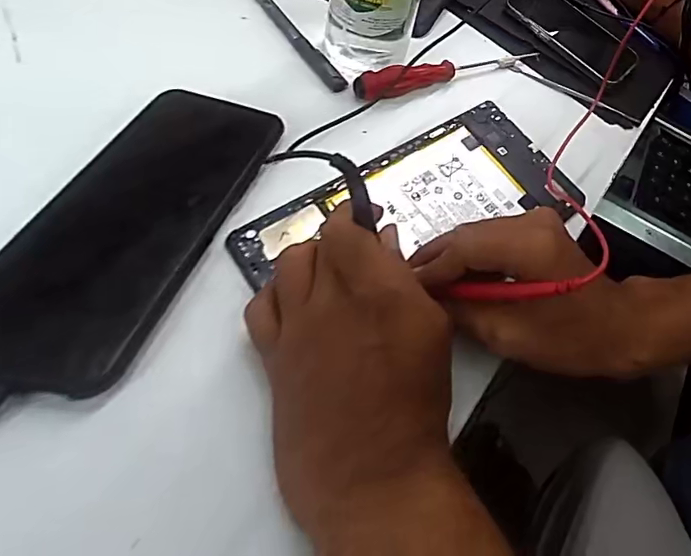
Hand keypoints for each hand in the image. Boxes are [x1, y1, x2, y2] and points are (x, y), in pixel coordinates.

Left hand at [246, 205, 456, 543]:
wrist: (373, 475)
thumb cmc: (415, 401)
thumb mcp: (431, 329)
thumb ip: (407, 279)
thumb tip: (385, 244)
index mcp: (373, 287)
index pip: (344, 226)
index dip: (353, 215)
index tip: (366, 218)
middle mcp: (327, 299)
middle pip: (316, 241)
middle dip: (336, 238)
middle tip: (355, 252)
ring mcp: (294, 329)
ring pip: (286, 264)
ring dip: (307, 258)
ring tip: (324, 274)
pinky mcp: (272, 359)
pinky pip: (259, 307)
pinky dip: (275, 294)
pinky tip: (294, 305)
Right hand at [410, 209, 657, 377]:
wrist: (623, 326)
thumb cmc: (574, 338)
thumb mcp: (513, 335)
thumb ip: (467, 311)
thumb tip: (434, 299)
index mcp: (527, 243)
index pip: (462, 246)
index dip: (431, 267)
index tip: (405, 286)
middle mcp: (529, 221)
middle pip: (468, 233)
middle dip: (436, 258)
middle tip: (407, 282)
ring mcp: (535, 221)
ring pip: (478, 233)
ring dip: (452, 256)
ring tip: (425, 282)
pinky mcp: (537, 229)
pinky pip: (493, 237)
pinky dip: (472, 255)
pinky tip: (456, 276)